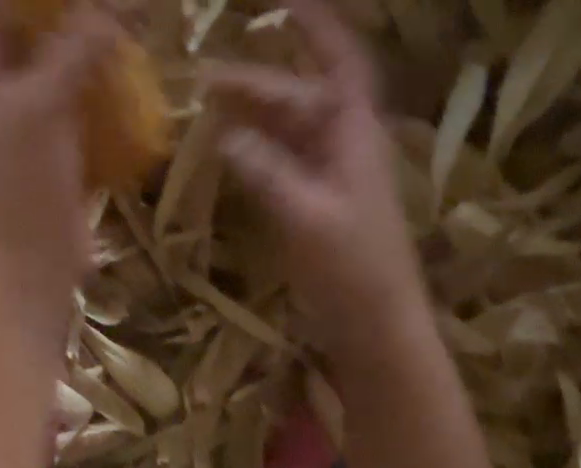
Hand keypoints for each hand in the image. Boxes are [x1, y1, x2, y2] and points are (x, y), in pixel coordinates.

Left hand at [0, 0, 118, 352]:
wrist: (35, 263)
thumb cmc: (25, 187)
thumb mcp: (42, 106)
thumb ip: (73, 47)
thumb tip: (116, 5)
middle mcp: (9, 80)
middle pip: (33, 17)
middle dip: (71, 3)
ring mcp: (39, 109)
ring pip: (65, 50)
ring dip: (96, 28)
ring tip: (134, 12)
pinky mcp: (68, 138)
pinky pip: (89, 89)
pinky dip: (110, 71)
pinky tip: (138, 55)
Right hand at [207, 0, 427, 370]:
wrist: (375, 323)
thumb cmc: (351, 268)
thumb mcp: (307, 218)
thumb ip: (268, 174)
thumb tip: (227, 135)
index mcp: (354, 136)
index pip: (340, 64)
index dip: (317, 30)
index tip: (283, 4)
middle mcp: (344, 148)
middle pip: (302, 99)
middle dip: (258, 84)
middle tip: (205, 81)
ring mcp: (330, 180)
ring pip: (290, 134)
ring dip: (254, 118)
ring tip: (208, 111)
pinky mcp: (317, 209)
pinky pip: (284, 166)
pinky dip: (256, 155)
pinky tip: (229, 157)